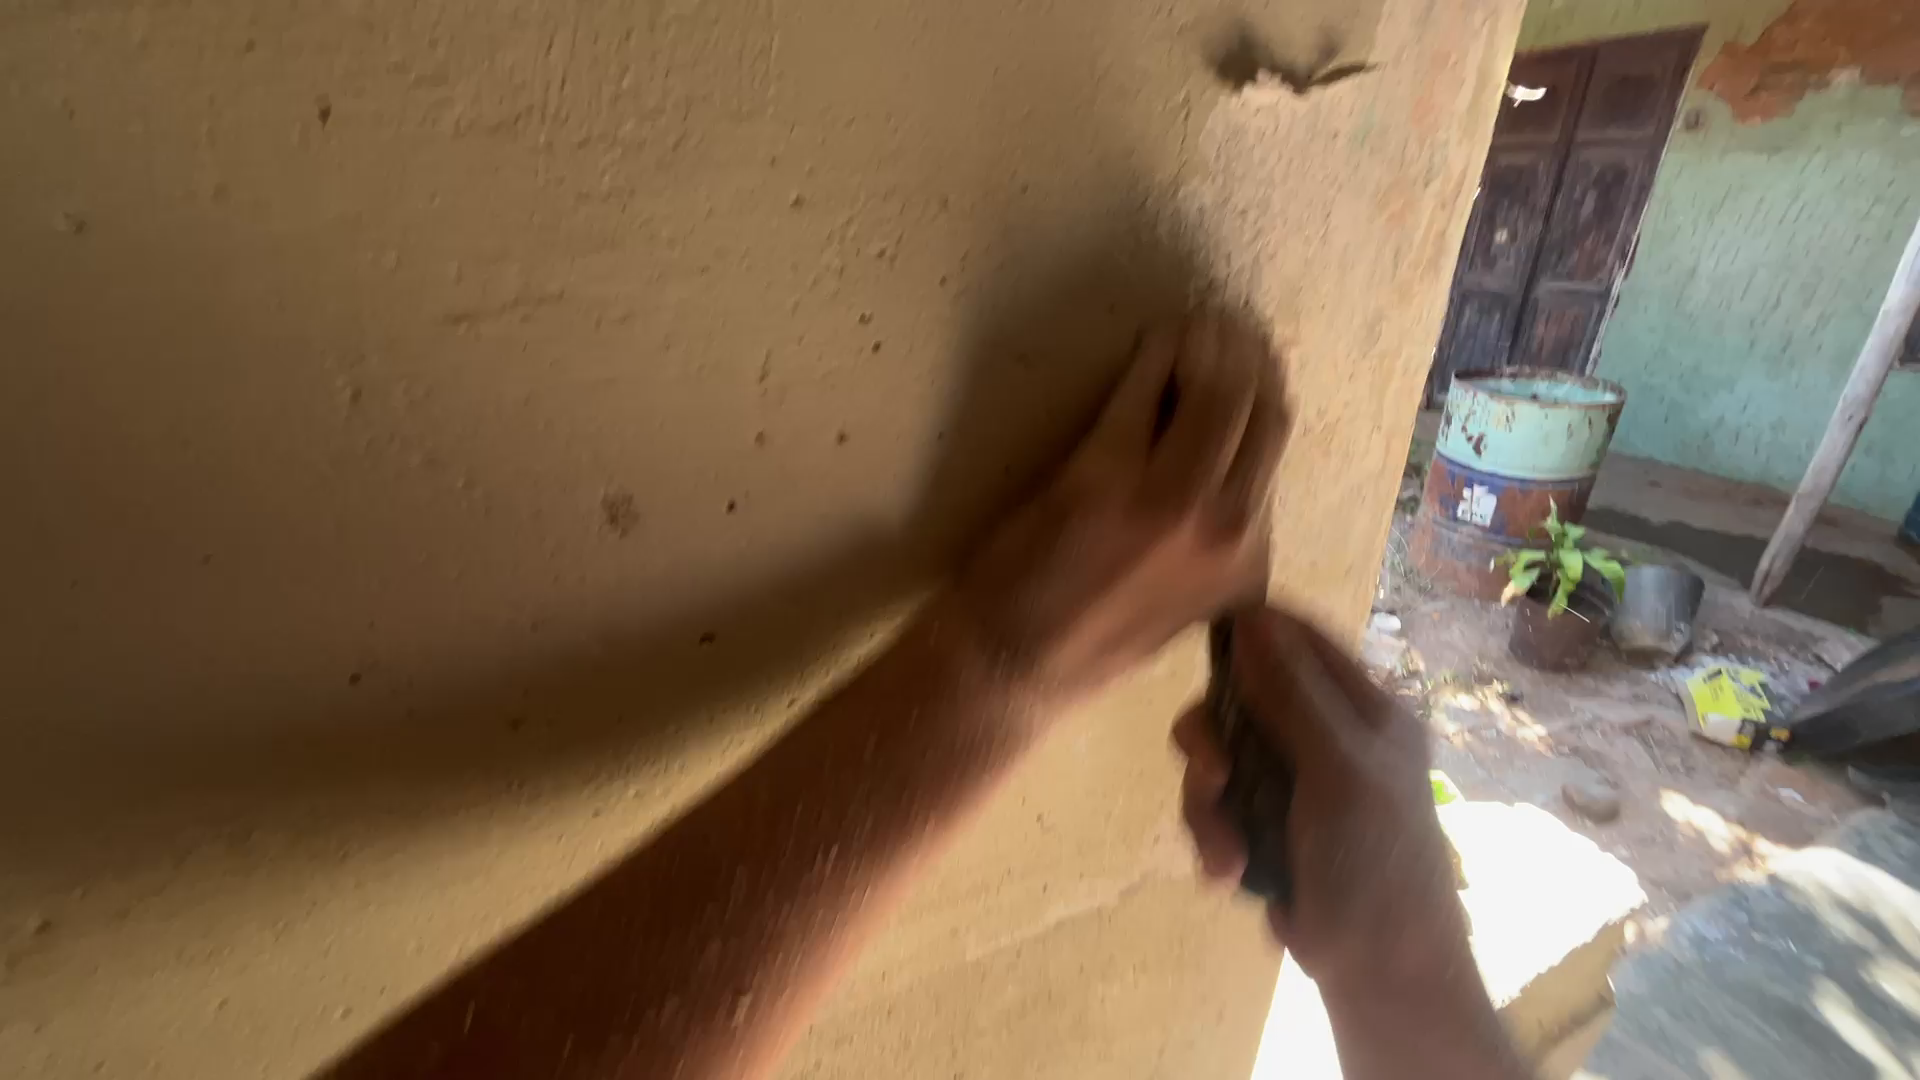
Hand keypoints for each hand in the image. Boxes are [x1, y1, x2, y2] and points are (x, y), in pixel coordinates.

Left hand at [946, 309, 1288, 708]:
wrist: (1015, 662)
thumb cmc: (1088, 638)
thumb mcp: (1181, 605)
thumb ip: (1213, 547)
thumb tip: (1221, 475)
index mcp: (1246, 563)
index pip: (1275, 452)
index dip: (1265, 396)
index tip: (1249, 366)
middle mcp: (1226, 527)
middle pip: (1261, 414)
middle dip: (1249, 358)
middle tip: (1226, 328)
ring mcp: (1170, 499)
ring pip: (1217, 393)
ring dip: (1209, 344)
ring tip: (1193, 325)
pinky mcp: (1106, 472)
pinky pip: (1144, 390)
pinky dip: (1155, 354)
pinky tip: (1154, 340)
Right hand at [1173, 608, 1469, 992]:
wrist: (1378, 976)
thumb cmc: (1376, 863)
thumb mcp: (1340, 769)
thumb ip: (1292, 694)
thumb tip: (1251, 615)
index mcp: (1359, 707)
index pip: (1296, 636)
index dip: (1249, 631)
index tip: (1202, 644)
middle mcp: (1318, 730)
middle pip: (1235, 695)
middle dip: (1213, 740)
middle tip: (1216, 776)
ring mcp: (1286, 773)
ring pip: (1213, 750)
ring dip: (1208, 802)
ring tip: (1226, 853)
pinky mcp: (1258, 813)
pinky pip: (1211, 797)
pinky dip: (1211, 832)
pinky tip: (1227, 870)